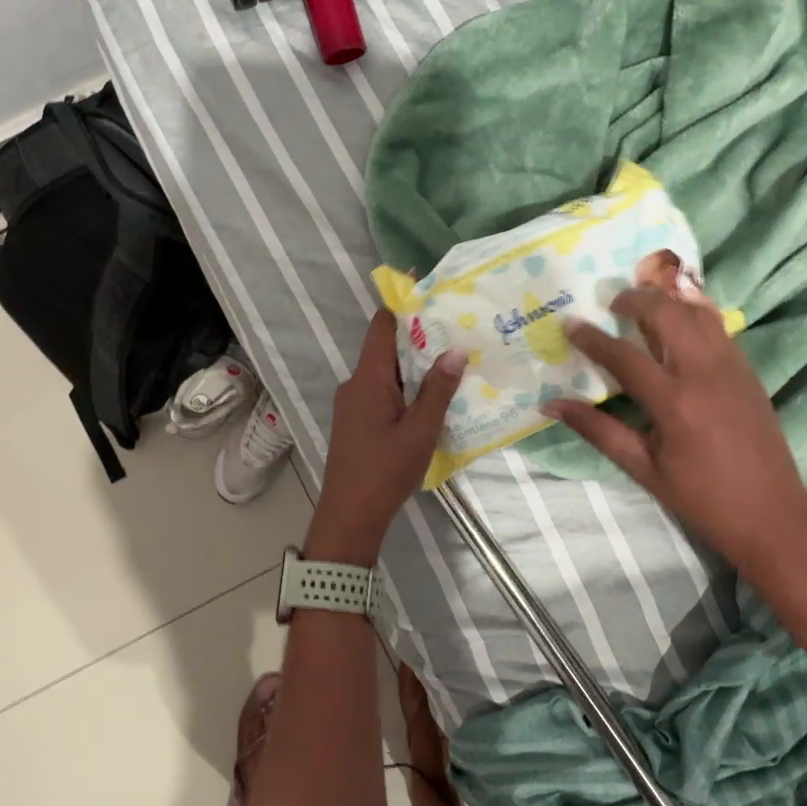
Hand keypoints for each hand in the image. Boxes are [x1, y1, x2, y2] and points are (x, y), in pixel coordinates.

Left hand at [310, 310, 466, 565]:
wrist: (350, 515)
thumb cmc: (386, 470)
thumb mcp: (420, 430)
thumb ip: (438, 389)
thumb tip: (456, 350)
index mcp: (368, 379)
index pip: (381, 327)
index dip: (401, 305)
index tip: (426, 290)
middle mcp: (355, 384)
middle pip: (385, 348)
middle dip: (417, 336)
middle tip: (454, 326)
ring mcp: (352, 403)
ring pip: (384, 372)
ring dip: (412, 364)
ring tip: (450, 356)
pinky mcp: (355, 420)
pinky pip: (380, 391)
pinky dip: (404, 385)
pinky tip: (429, 393)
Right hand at [545, 270, 806, 571]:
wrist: (772, 516)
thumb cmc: (701, 498)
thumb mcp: (642, 468)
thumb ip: (597, 430)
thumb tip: (551, 404)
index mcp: (674, 403)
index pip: (624, 356)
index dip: (592, 338)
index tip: (570, 324)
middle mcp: (705, 375)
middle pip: (667, 314)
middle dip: (635, 300)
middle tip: (611, 302)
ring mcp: (732, 369)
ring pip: (698, 313)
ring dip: (667, 301)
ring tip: (643, 305)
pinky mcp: (748, 372)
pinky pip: (718, 328)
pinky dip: (693, 315)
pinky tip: (677, 323)